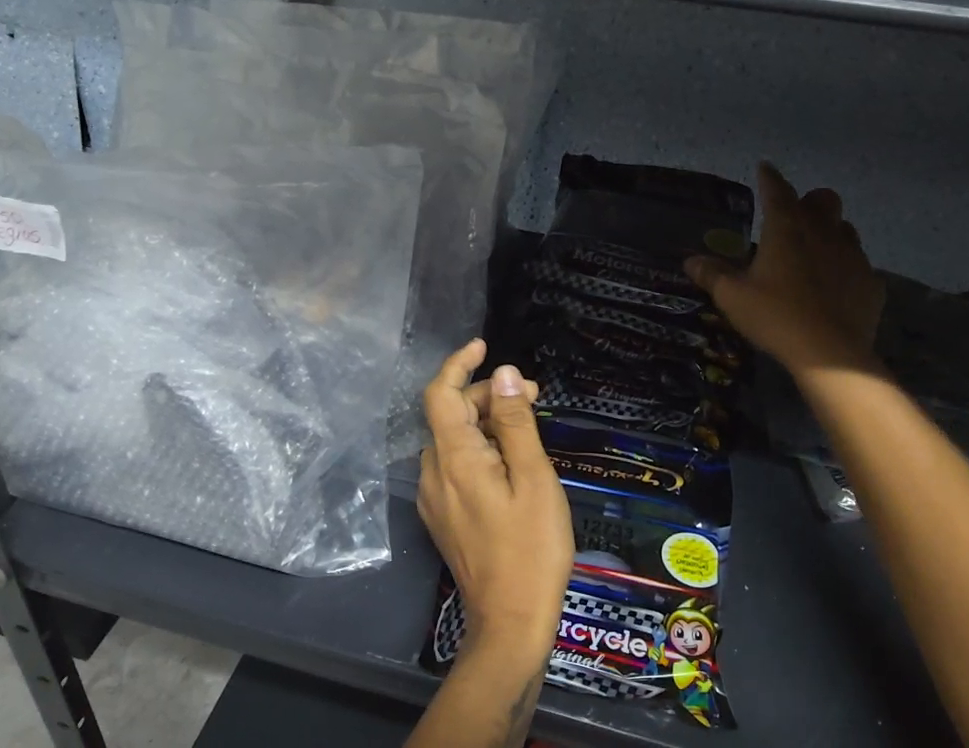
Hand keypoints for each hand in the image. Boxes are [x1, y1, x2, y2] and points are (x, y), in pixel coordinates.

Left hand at [418, 340, 573, 659]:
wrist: (509, 623)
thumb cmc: (531, 548)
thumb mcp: (534, 478)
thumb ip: (516, 423)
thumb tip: (503, 374)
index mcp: (454, 458)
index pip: (441, 394)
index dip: (458, 364)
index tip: (483, 346)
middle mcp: (434, 473)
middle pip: (451, 415)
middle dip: (488, 396)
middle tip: (534, 397)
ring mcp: (435, 499)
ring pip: (455, 441)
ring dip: (487, 423)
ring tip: (530, 429)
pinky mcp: (443, 518)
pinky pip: (456, 467)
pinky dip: (481, 449)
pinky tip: (512, 462)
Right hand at [685, 163, 884, 376]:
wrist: (831, 354)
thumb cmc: (775, 316)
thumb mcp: (733, 297)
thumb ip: (712, 275)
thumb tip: (690, 260)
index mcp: (787, 228)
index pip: (777, 190)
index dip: (769, 178)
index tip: (764, 168)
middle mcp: (823, 232)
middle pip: (824, 199)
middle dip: (809, 202)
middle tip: (793, 218)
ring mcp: (853, 256)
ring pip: (845, 229)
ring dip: (830, 233)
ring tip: (814, 253)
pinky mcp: (871, 283)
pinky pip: (859, 266)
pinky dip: (845, 270)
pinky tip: (835, 289)